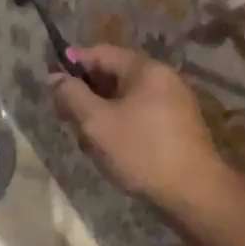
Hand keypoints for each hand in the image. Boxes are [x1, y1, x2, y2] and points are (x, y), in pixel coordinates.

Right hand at [48, 43, 236, 210]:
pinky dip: (119, 125)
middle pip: (113, 75)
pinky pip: (139, 115)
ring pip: (124, 99)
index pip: (101, 53)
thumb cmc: (140, 150)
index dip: (72, 63)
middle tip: (65, 117)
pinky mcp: (177, 127)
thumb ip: (72, 94)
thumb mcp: (96, 122)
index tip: (50, 82)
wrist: (194, 192)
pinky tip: (110, 149)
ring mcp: (174, 104)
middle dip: (85, 95)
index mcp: (146, 70)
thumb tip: (56, 77)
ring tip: (87, 140)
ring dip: (100, 114)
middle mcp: (163, 80)